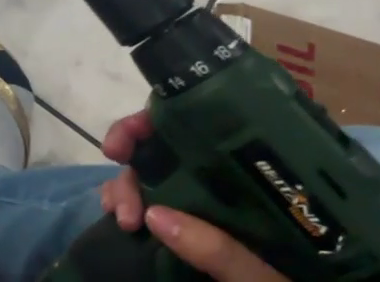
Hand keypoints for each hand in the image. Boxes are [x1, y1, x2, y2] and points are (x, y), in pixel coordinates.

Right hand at [98, 112, 290, 281]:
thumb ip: (226, 254)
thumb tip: (154, 214)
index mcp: (261, 187)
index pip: (202, 131)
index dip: (154, 125)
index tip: (122, 144)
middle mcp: (234, 188)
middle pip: (169, 151)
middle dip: (133, 168)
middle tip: (120, 204)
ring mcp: (216, 211)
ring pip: (157, 176)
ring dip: (126, 187)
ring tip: (118, 216)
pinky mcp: (202, 234)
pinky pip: (156, 206)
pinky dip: (130, 204)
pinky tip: (119, 217)